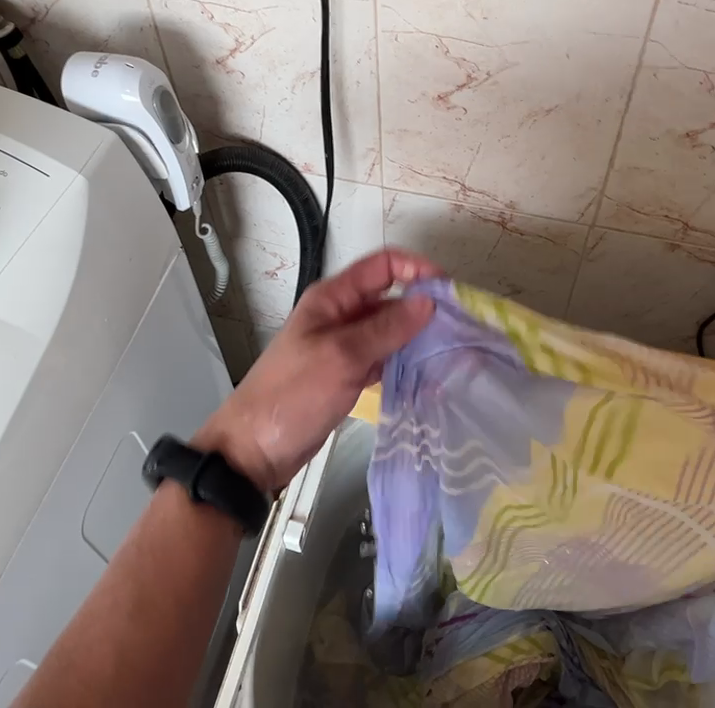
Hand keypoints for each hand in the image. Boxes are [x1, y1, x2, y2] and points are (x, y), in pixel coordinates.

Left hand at [194, 248, 439, 492]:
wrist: (254, 449)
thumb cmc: (291, 395)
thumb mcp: (342, 356)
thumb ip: (385, 328)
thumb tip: (428, 302)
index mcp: (332, 298)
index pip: (382, 266)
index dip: (416, 269)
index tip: (449, 289)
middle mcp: (341, 315)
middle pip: (390, 296)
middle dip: (423, 305)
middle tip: (460, 325)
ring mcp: (345, 346)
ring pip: (390, 329)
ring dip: (417, 336)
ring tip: (453, 350)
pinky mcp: (349, 374)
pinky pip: (384, 358)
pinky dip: (404, 362)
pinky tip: (429, 375)